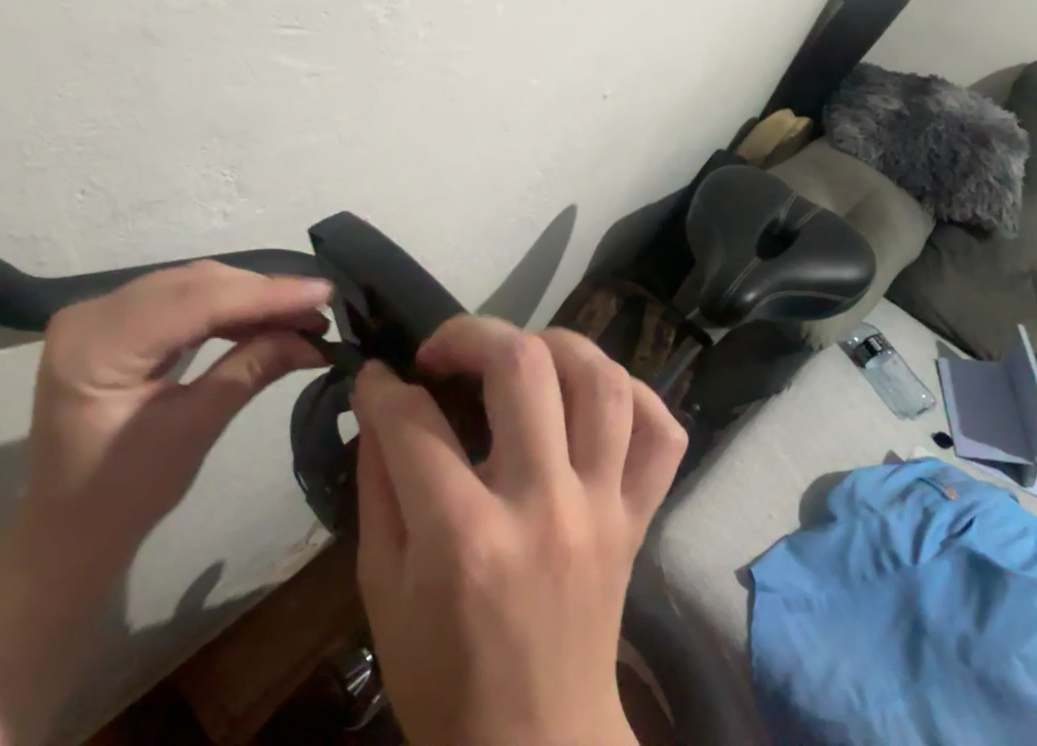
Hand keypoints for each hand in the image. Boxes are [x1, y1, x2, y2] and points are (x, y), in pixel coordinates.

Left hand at [23, 260, 333, 566]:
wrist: (69, 526)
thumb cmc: (127, 492)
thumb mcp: (194, 429)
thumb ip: (250, 370)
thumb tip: (314, 340)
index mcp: (96, 345)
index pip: (194, 301)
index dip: (264, 294)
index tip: (322, 293)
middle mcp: (89, 314)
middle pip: (191, 284)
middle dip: (260, 293)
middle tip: (319, 309)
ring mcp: (96, 315)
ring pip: (187, 285)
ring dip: (245, 297)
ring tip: (300, 315)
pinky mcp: (109, 323)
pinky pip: (174, 300)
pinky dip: (221, 307)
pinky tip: (259, 318)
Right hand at [351, 317, 688, 745]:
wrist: (537, 744)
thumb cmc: (442, 675)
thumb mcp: (380, 586)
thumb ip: (377, 482)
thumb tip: (381, 401)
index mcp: (464, 535)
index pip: (415, 420)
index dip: (382, 387)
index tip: (376, 382)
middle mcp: (544, 506)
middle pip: (521, 366)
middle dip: (467, 333)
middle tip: (440, 353)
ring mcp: (603, 509)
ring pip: (601, 380)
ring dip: (552, 344)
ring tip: (515, 357)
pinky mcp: (638, 521)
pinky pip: (660, 432)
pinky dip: (630, 393)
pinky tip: (586, 396)